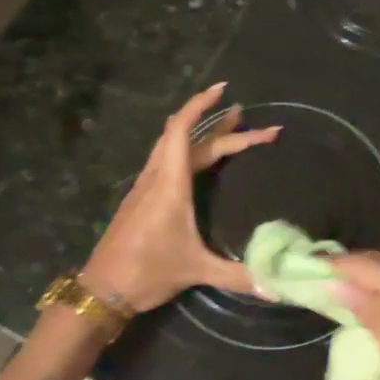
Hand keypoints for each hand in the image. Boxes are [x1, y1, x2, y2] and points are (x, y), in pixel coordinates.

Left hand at [80, 83, 280, 310]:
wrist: (101, 290)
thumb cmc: (146, 271)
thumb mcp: (196, 271)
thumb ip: (238, 274)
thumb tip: (278, 282)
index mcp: (170, 183)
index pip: (183, 129)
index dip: (201, 105)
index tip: (223, 89)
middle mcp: (157, 177)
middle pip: (190, 139)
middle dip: (223, 127)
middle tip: (256, 123)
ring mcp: (146, 187)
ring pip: (175, 147)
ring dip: (202, 134)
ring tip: (230, 127)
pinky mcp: (142, 199)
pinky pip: (167, 160)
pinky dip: (189, 150)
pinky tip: (199, 160)